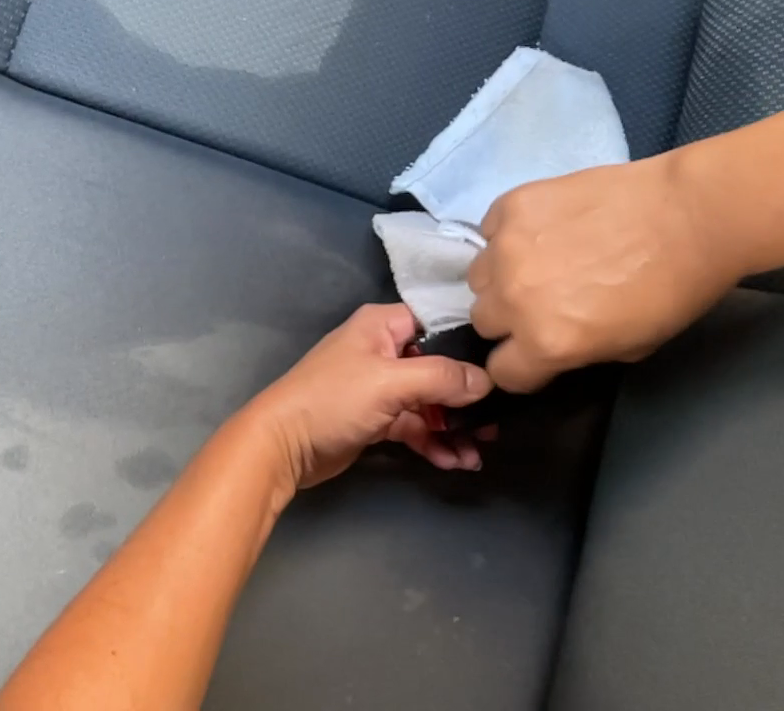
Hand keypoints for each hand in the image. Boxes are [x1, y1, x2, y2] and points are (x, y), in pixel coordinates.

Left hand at [243, 304, 493, 490]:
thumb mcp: (390, 382)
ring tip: (478, 453)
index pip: (436, 321)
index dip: (467, 341)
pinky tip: (454, 461)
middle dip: (465, 395)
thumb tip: (486, 380)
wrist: (282, 446)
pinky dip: (433, 441)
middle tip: (495, 421)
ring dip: (453, 426)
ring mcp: (378, 386)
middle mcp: (383, 349)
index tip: (501, 362)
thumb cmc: (333, 399)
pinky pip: (414, 425)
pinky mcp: (375, 418)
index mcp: (382, 325)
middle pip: (437, 366)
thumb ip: (441, 377)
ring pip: (428, 401)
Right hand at [467, 154, 742, 392]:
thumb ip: (574, 353)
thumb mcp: (628, 349)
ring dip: (501, 276)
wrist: (689, 215)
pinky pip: (490, 229)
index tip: (536, 352)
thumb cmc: (672, 290)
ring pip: (479, 275)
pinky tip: (544, 228)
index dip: (522, 365)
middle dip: (508, 318)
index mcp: (545, 342)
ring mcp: (506, 246)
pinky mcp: (511, 204)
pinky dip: (508, 234)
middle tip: (542, 301)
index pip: (502, 371)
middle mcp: (513, 298)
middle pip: (484, 319)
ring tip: (538, 261)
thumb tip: (551, 345)